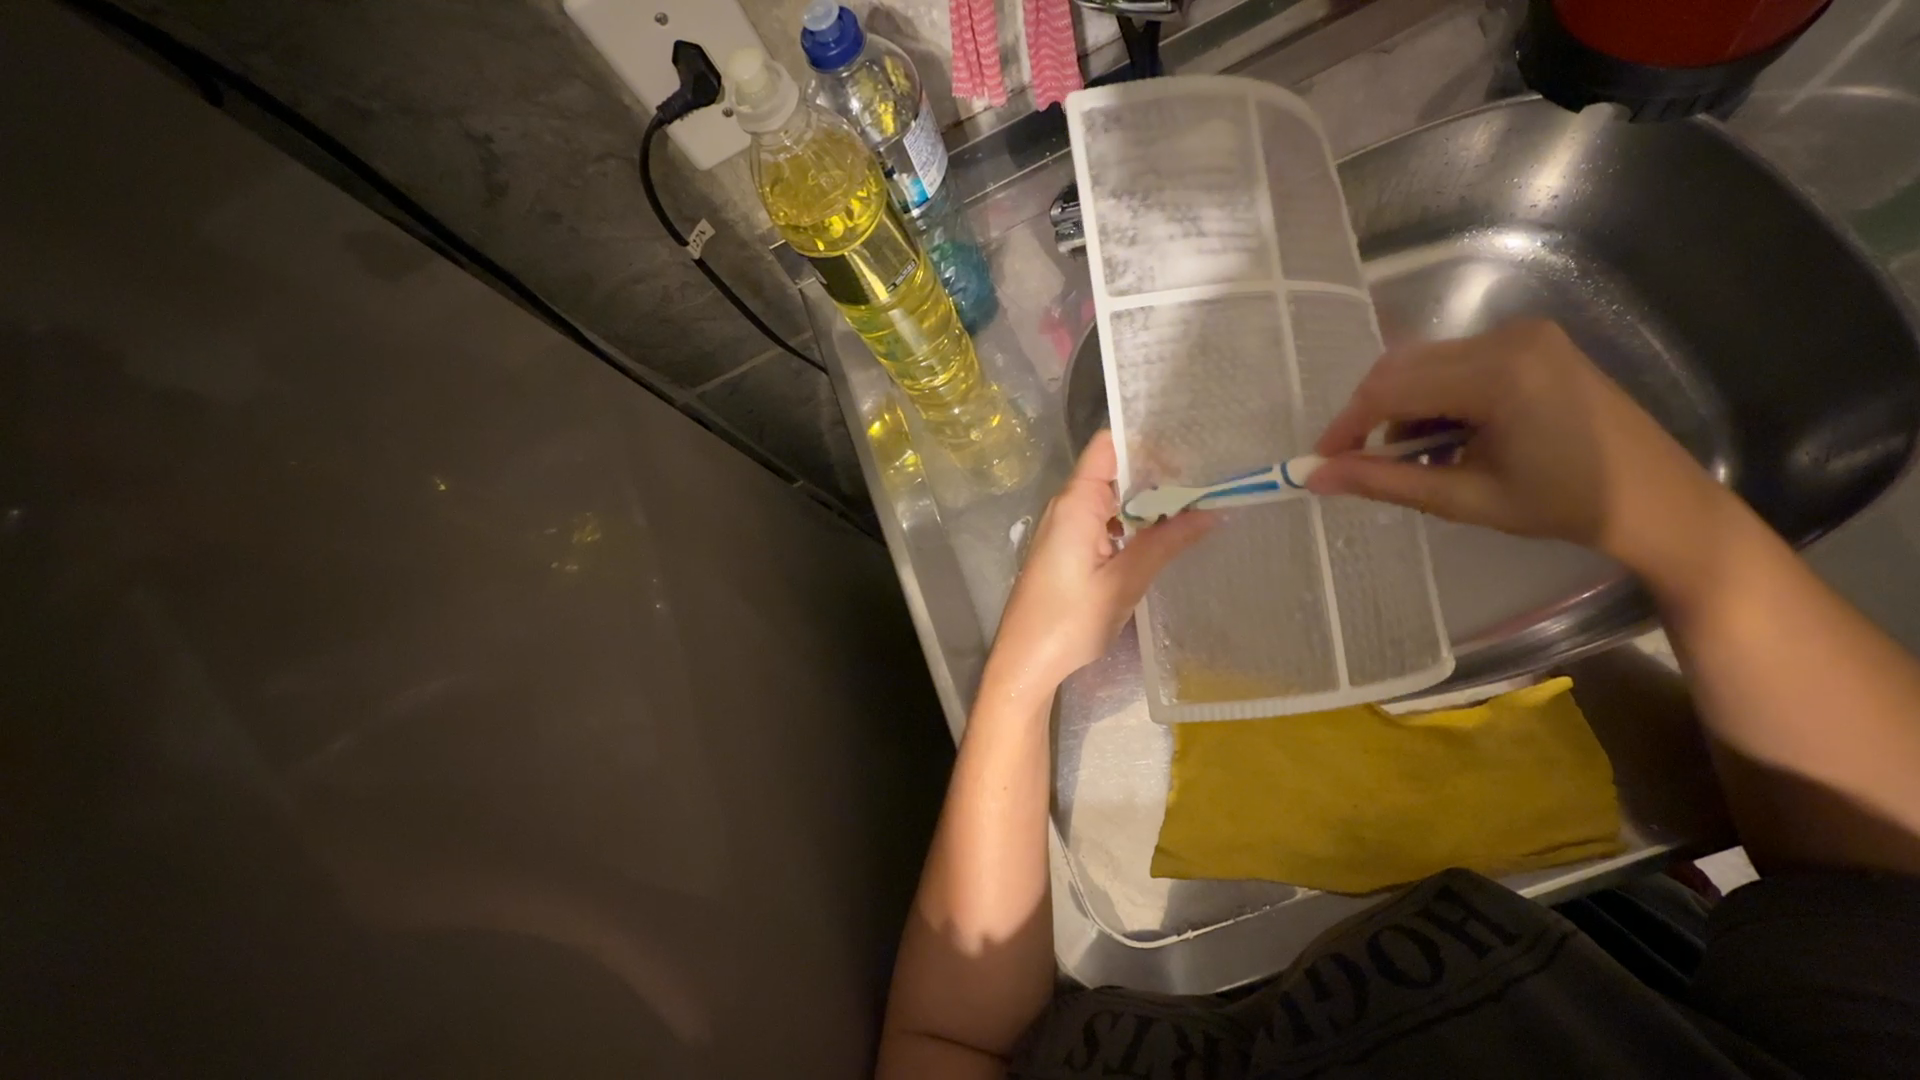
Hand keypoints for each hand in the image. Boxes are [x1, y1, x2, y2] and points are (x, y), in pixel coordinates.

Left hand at [984, 431, 1215, 701]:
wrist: (1025, 661)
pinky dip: (1133, 523)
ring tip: (1196, 503)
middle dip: (1157, 472)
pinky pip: (1104, 521)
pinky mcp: (1068, 549)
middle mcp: (1068, 506)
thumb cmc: (1069, 620)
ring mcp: (1066, 528)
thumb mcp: (1124, 582)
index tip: (1190, 445)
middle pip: (1114, 470)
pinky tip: (1163, 534)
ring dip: (1147, 501)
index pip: (1107, 446)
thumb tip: (1211, 512)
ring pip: (1112, 498)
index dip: (1145, 440)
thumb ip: (1167, 543)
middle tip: (1208, 478)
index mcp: (1076, 503)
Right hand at [1306, 320, 1726, 570]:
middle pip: (1402, 368)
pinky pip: (1455, 364)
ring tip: (1413, 460)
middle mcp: (1509, 338)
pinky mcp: (1532, 344)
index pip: (1391, 389)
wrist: (1656, 500)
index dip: (1347, 426)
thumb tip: (1316, 478)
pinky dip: (1433, 400)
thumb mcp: (1465, 498)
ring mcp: (1524, 336)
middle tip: (1356, 463)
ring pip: (1424, 365)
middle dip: (1369, 417)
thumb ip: (1385, 482)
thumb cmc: (1564, 506)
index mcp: (1500, 373)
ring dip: (1401, 410)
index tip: (1320, 462)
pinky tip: (1445, 439)